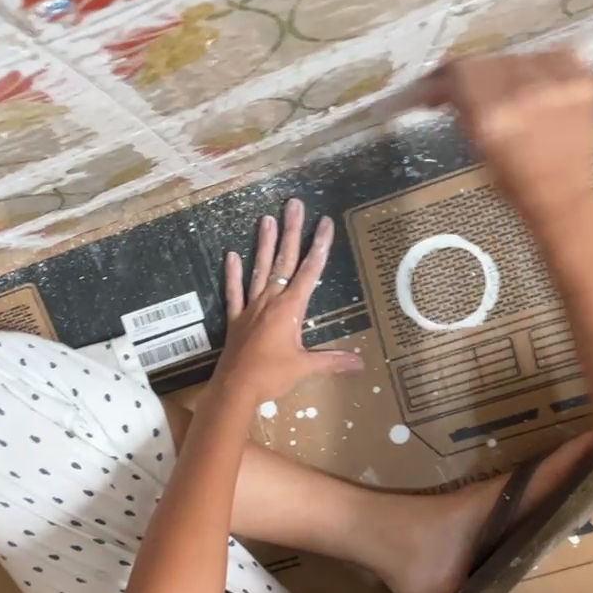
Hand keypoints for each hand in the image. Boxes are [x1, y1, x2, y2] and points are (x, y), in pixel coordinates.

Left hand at [215, 198, 362, 406]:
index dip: (319, 246)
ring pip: (259, 270)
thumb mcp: (305, 368)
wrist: (235, 388)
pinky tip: (231, 255)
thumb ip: (332, 361)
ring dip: (263, 244)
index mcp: (289, 309)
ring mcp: (251, 309)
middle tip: (294, 204)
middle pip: (283, 261)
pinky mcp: (236, 320)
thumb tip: (360, 363)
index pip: (309, 271)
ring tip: (266, 218)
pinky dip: (233, 275)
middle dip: (291, 232)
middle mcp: (270, 301)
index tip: (325, 222)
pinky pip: (234, 293)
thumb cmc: (271, 377)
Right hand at [421, 50, 592, 218]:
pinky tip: (537, 88)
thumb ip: (464, 112)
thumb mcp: (477, 150)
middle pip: (487, 60)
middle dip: (472, 74)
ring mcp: (561, 81)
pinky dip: (540, 68)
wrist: (565, 198)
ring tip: (505, 93)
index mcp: (493, 116)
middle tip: (465, 88)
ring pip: (518, 56)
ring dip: (505, 71)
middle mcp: (525, 91)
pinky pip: (553, 56)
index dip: (441, 76)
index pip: (460, 71)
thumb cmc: (514, 185)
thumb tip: (447, 88)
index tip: (433, 84)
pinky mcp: (586, 78)